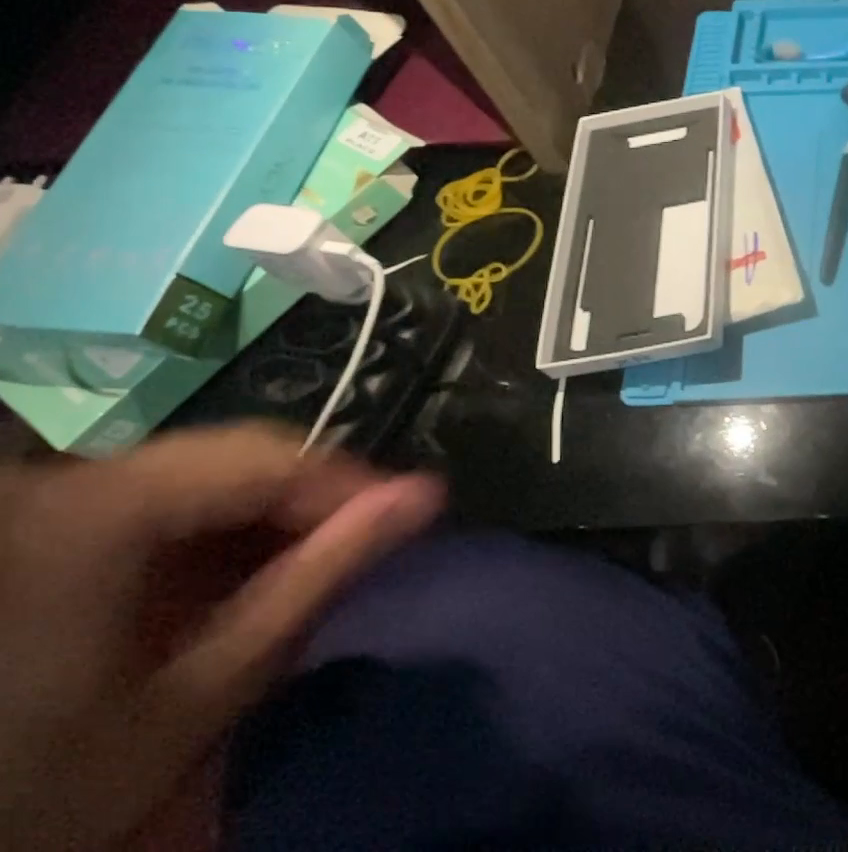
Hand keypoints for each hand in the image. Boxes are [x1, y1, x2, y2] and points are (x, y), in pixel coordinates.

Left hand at [0, 423, 442, 850]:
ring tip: (311, 567)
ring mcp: (38, 502)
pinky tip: (234, 579)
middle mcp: (57, 484)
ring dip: (265, 518)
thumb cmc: (66, 772)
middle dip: (311, 504)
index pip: (269, 459)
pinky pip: (149, 498)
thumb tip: (425, 495)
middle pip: (231, 460)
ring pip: (197, 474)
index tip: (415, 521)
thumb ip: (318, 577)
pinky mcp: (33, 525)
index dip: (355, 485)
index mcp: (94, 514)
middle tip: (368, 549)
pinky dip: (209, 531)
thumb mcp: (209, 686)